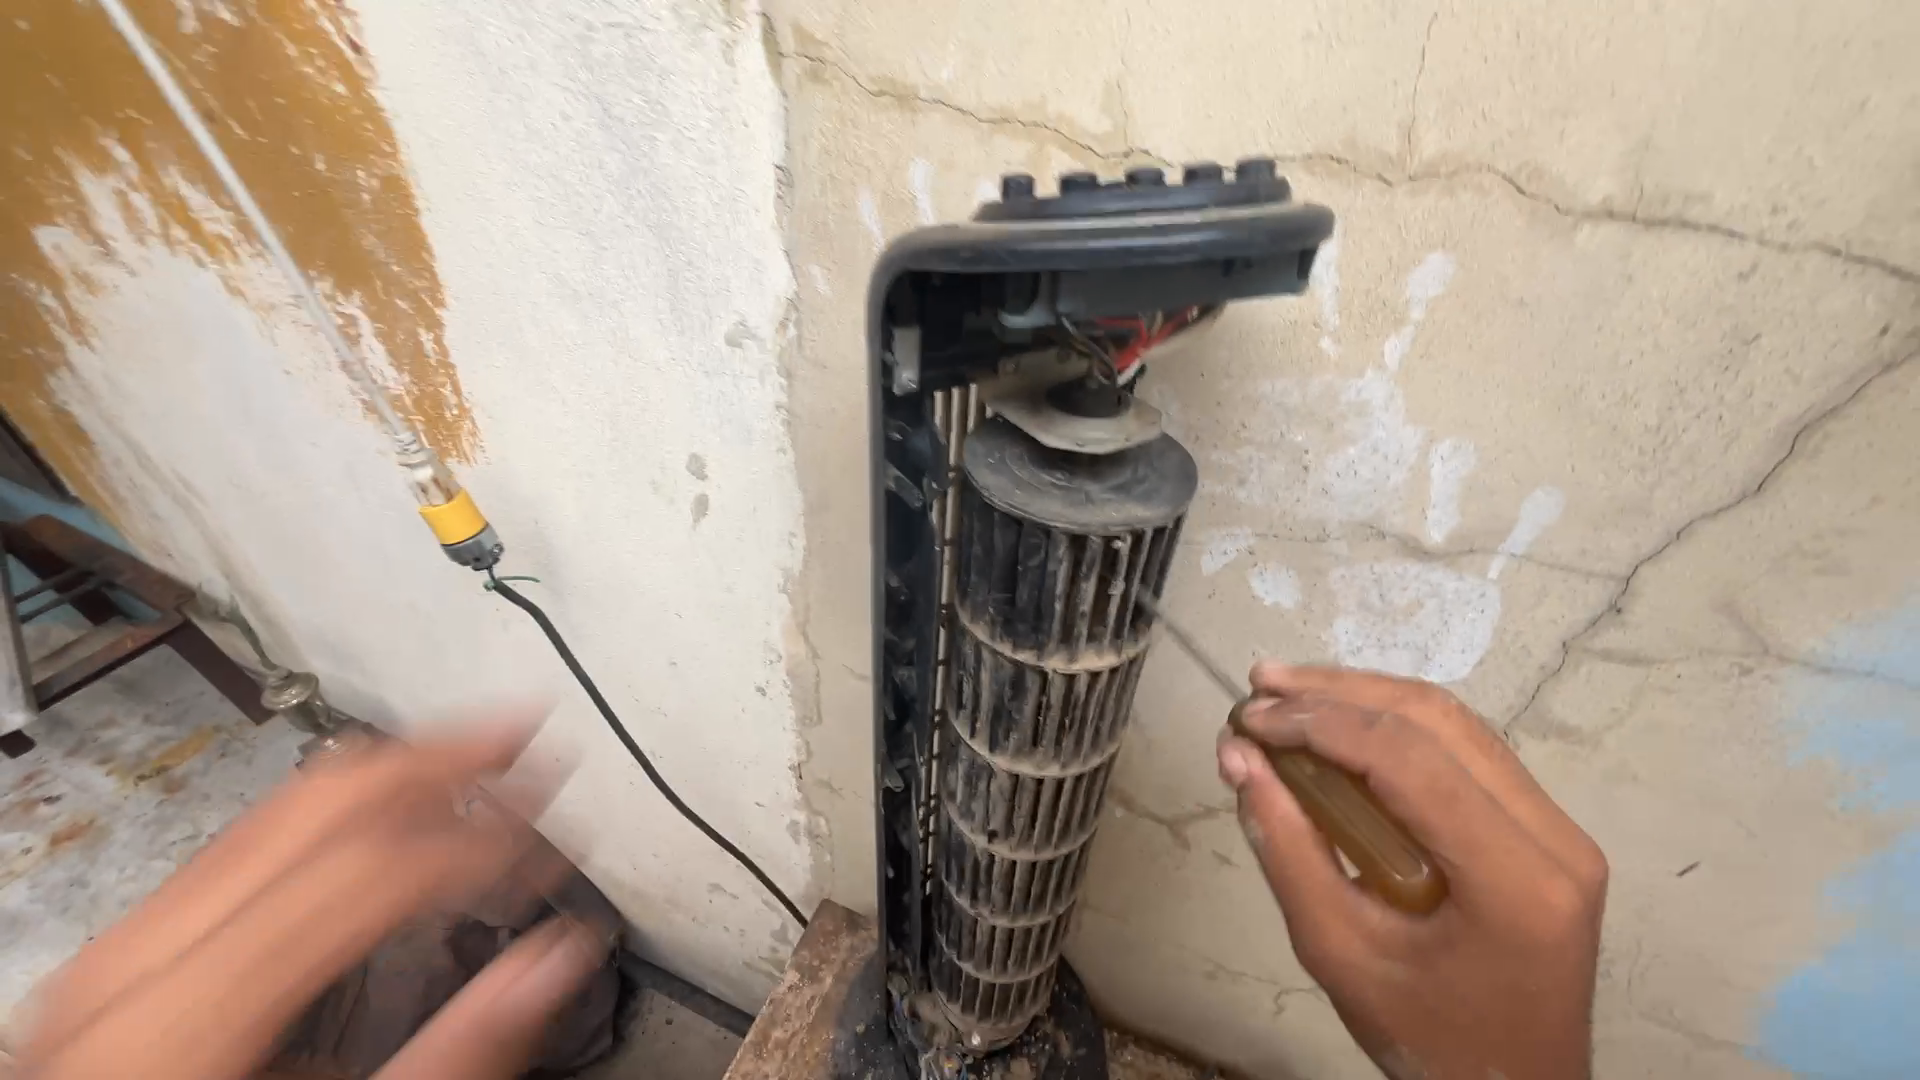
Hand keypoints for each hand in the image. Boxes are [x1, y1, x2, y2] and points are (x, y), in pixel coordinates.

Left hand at [16, 723, 608, 1079]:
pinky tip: (421, 804)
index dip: (481, 844)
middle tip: (535, 742)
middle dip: (453, 756)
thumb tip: (563, 954)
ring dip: (417, 764)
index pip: (371, 869)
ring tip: (496, 758)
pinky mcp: (154, 922)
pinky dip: (368, 794)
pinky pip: (276, 821)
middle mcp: (149, 945)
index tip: (552, 853)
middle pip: (332, 797)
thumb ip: (456, 1052)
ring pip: (302, 794)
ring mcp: (143, 924)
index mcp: (180, 1015)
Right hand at [1217, 664, 1606, 1079]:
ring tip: (1284, 688)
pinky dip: (1386, 720)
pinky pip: (1457, 745)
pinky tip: (1335, 717)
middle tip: (1258, 686)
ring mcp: (1555, 825)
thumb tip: (1237, 756)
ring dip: (1359, 693)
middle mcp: (1552, 836)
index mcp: (1515, 880)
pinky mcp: (1537, 823)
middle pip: (1434, 720)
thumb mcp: (1335, 950)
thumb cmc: (1423, 1033)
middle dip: (1334, 692)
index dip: (1319, 722)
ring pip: (1449, 719)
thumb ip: (1285, 847)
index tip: (1248, 719)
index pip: (1408, 759)